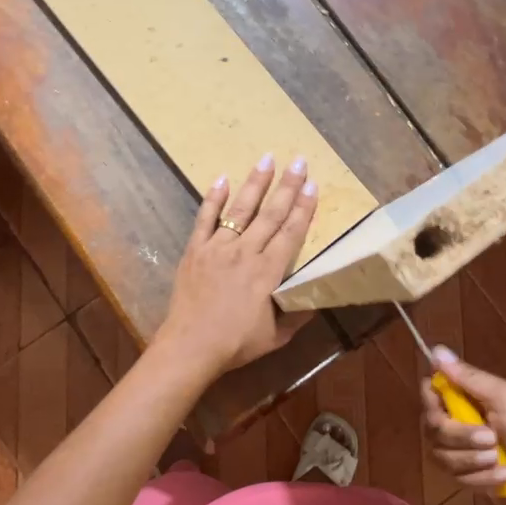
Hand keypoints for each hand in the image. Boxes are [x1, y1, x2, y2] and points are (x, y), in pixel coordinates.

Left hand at [150, 154, 318, 378]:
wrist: (191, 346)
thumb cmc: (235, 344)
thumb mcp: (276, 337)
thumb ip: (296, 316)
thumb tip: (314, 302)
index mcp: (268, 272)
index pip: (291, 232)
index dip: (303, 208)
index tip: (312, 185)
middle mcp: (245, 253)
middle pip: (270, 214)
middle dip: (286, 186)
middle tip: (298, 161)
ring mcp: (218, 248)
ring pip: (240, 210)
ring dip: (255, 183)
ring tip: (267, 158)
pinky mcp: (195, 250)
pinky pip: (205, 219)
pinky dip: (213, 198)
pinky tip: (222, 179)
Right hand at [420, 348, 505, 504]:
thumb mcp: (505, 397)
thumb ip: (468, 377)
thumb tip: (436, 349)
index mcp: (468, 397)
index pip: (430, 392)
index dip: (431, 400)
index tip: (443, 407)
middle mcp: (460, 421)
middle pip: (432, 427)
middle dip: (459, 436)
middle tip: (490, 438)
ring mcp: (463, 451)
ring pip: (440, 456)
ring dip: (471, 459)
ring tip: (499, 461)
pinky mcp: (470, 477)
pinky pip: (457, 479)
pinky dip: (482, 478)